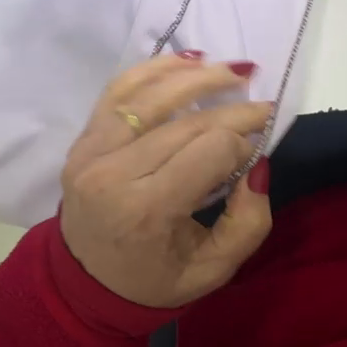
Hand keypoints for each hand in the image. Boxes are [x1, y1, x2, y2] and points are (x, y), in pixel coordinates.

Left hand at [59, 55, 273, 308]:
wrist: (84, 284)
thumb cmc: (155, 279)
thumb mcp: (212, 270)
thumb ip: (247, 223)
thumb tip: (258, 165)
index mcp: (146, 211)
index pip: (208, 151)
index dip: (242, 143)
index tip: (260, 142)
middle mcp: (113, 175)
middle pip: (186, 123)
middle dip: (232, 110)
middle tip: (263, 105)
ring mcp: (91, 153)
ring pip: (151, 96)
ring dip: (197, 77)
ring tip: (234, 72)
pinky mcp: (83, 140)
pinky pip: (119, 91)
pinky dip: (154, 70)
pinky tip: (187, 62)